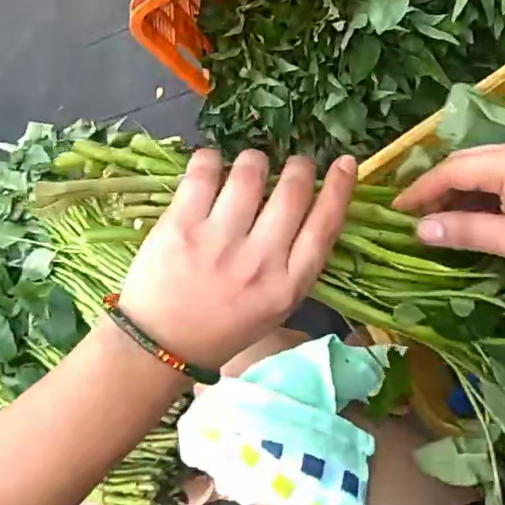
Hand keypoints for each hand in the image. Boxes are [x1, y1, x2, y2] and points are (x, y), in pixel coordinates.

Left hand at [116, 150, 355, 370]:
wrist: (159, 346)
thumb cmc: (222, 326)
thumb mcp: (274, 305)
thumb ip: (296, 263)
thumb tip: (311, 206)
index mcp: (287, 286)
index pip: (325, 226)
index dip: (339, 188)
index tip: (345, 162)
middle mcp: (259, 262)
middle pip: (292, 191)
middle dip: (299, 166)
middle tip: (294, 163)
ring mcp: (219, 242)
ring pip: (251, 172)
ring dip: (256, 160)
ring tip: (251, 166)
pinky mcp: (181, 226)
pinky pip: (205, 171)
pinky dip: (212, 159)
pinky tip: (213, 165)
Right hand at [392, 138, 504, 301]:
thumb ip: (467, 231)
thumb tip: (421, 229)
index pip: (448, 170)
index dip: (417, 192)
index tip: (393, 213)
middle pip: (465, 164)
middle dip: (437, 191)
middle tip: (415, 220)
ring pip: (487, 171)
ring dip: (462, 195)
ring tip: (444, 223)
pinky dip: (486, 197)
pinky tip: (485, 218)